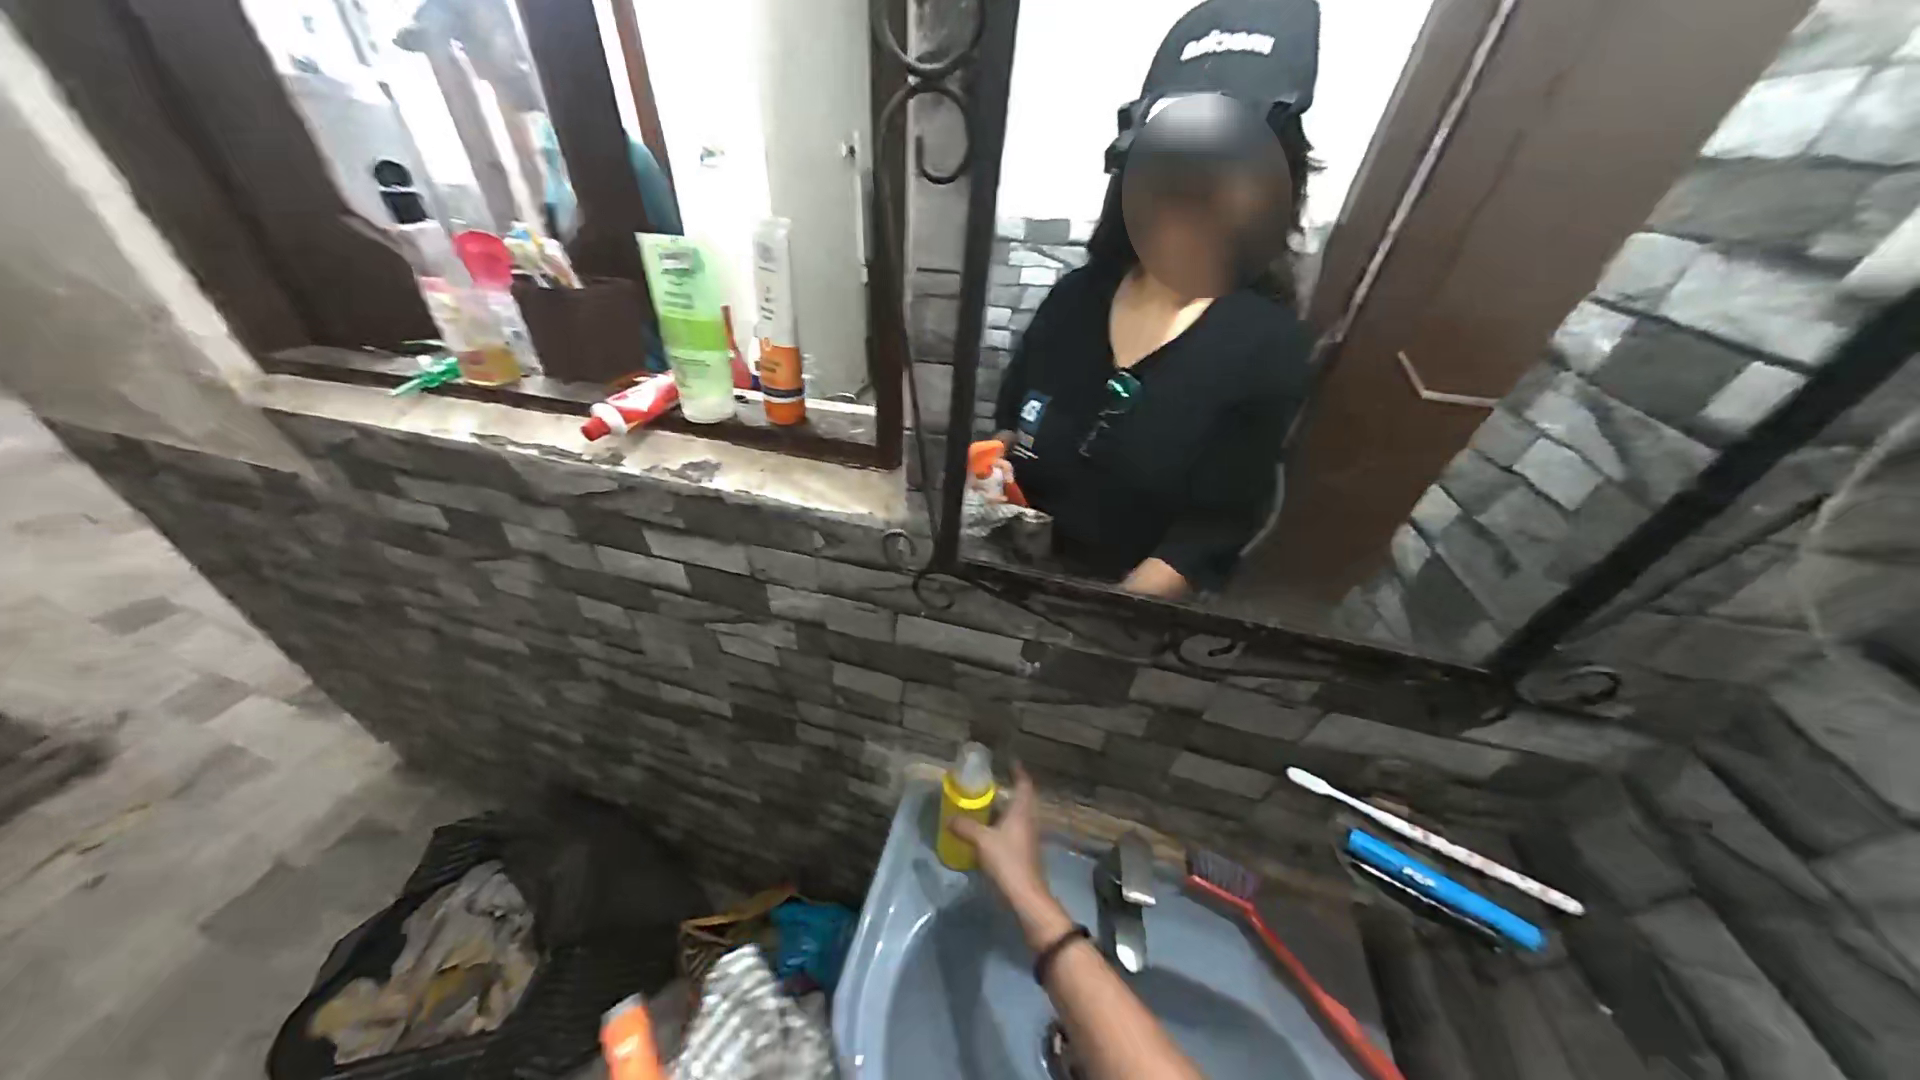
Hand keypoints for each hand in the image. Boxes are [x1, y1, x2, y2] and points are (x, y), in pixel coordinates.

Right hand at [947, 765, 1072, 950]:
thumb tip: (949, 818)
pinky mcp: (1025, 851)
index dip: (1018, 771)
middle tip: (992, 783)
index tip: (1011, 761)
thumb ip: (965, 827)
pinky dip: (1004, 824)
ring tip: (987, 804)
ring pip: (1019, 815)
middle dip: (1010, 789)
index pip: (1024, 784)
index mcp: (1022, 811)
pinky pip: (1015, 829)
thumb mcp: (982, 840)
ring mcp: (1029, 836)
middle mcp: (1029, 820)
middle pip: (1023, 798)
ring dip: (1006, 808)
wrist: (1025, 894)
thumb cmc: (1007, 860)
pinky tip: (989, 830)